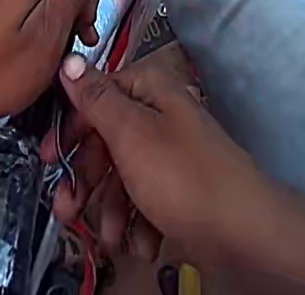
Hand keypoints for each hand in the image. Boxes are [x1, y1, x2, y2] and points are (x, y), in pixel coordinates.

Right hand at [51, 47, 288, 275]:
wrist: (252, 239)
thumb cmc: (186, 179)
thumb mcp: (130, 134)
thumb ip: (94, 98)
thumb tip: (68, 60)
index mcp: (148, 90)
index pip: (94, 96)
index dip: (70, 127)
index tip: (51, 156)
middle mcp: (159, 115)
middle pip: (105, 139)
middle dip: (86, 179)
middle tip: (68, 208)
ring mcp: (171, 154)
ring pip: (122, 173)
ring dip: (110, 208)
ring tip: (110, 239)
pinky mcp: (181, 190)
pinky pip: (145, 198)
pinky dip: (138, 221)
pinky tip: (141, 244)